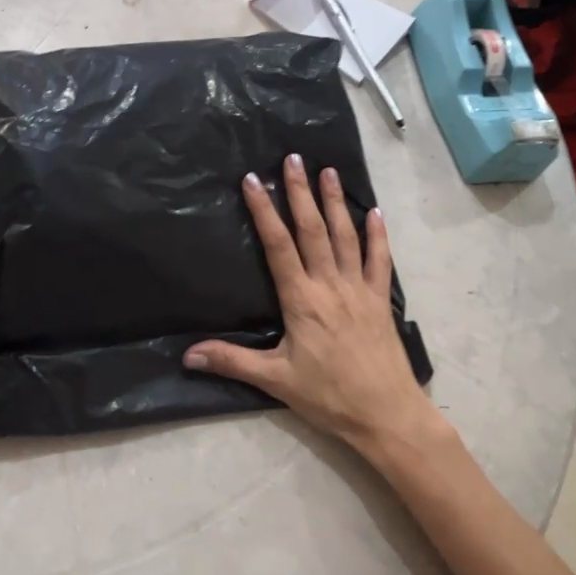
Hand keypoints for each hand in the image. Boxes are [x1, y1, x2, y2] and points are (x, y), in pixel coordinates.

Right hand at [184, 155, 450, 458]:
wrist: (388, 416)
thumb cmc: (329, 397)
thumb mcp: (275, 380)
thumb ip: (232, 361)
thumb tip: (187, 355)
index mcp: (302, 300)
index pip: (278, 245)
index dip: (264, 211)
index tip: (253, 179)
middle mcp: (330, 285)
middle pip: (313, 230)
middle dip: (301, 192)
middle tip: (294, 158)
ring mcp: (359, 290)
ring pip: (345, 237)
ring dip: (336, 202)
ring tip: (329, 171)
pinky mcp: (381, 301)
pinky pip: (380, 261)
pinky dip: (376, 235)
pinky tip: (374, 212)